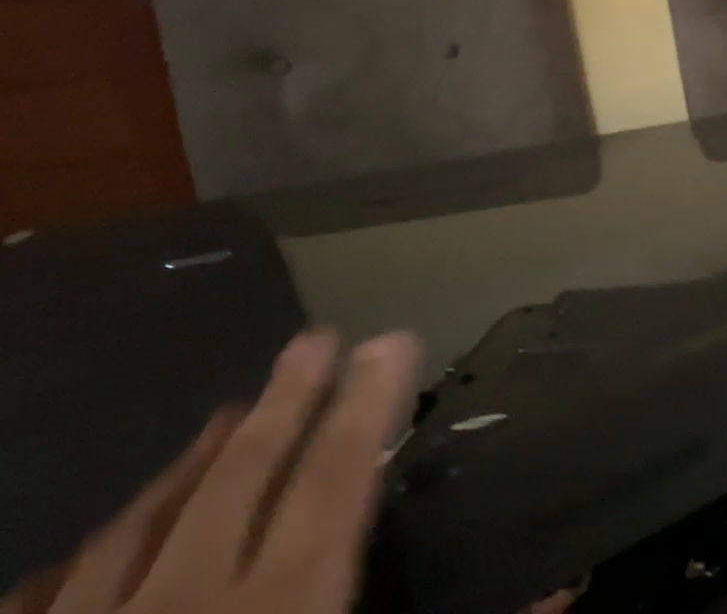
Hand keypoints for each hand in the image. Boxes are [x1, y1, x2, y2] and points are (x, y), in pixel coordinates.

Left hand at [1, 330, 419, 613]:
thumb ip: (370, 602)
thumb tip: (486, 560)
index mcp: (279, 606)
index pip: (332, 481)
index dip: (368, 405)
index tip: (393, 342)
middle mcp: (186, 598)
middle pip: (240, 480)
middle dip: (286, 401)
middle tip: (316, 336)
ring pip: (140, 526)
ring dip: (191, 463)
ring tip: (226, 414)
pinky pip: (43, 596)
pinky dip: (81, 557)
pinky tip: (90, 543)